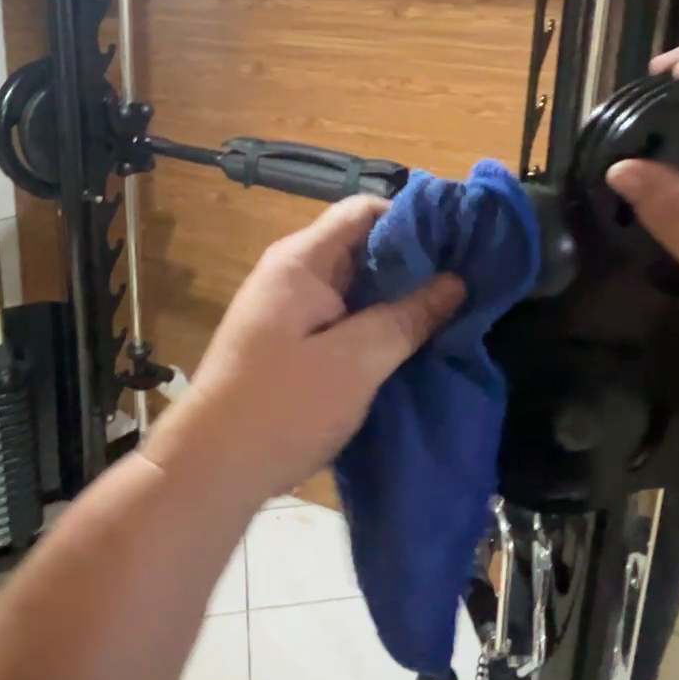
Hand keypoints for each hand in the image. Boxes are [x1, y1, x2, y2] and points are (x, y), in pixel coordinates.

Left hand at [141, 196, 465, 504]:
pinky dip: (379, 323)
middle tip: (468, 280)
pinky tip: (414, 342)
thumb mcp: (355, 361)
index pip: (364, 211)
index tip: (460, 243)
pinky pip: (345, 316)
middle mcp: (294, 273)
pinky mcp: (293, 342)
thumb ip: (407, 317)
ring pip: (357, 285)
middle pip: (363, 246)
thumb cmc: (282, 406)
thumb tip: (456, 281)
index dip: (414, 219)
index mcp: (303, 261)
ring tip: (452, 310)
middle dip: (415, 261)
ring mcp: (291, 308)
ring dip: (399, 296)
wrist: (210, 469)